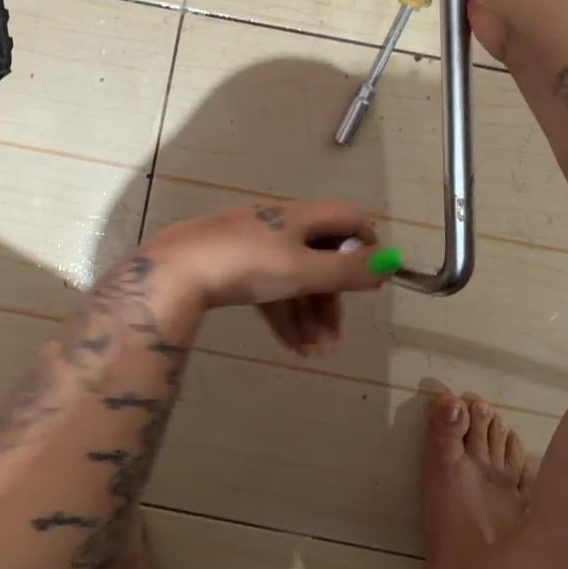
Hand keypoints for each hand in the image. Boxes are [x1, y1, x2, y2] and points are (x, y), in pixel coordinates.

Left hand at [139, 201, 384, 355]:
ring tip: (316, 352)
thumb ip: (347, 271)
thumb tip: (388, 264)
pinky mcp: (234, 268)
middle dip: (333, 296)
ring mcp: (254, 247)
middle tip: (337, 334)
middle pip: (321, 256)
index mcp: (300, 216)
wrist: (178, 271)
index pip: (347, 218)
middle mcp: (280, 226)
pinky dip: (285, 316)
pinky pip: (270, 290)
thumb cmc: (248, 264)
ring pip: (295, 279)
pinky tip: (292, 348)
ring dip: (310, 314)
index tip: (374, 278)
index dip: (366, 244)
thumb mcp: (303, 269)